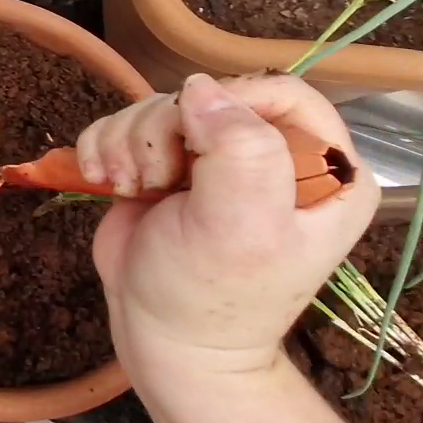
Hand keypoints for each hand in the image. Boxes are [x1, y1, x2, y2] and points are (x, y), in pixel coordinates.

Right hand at [75, 73, 378, 381]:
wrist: (161, 333)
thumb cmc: (213, 292)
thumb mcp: (240, 228)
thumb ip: (239, 153)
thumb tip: (199, 88)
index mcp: (321, 169)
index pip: (280, 93)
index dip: (227, 101)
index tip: (190, 140)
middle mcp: (266, 155)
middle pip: (201, 96)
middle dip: (157, 130)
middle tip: (152, 180)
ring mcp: (206, 159)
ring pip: (150, 108)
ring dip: (122, 143)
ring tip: (126, 186)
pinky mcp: (155, 164)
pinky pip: (118, 126)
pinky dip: (100, 148)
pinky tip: (104, 180)